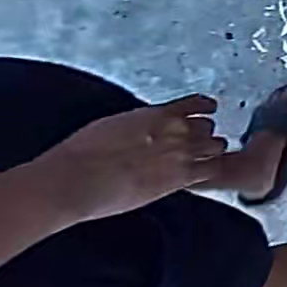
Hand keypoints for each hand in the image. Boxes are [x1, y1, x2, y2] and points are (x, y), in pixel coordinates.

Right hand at [26, 95, 226, 222]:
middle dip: (201, 134)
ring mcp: (185, 151)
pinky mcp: (184, 175)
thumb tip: (148, 123)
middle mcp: (179, 130)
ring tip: (197, 158)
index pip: (199, 103)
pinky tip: (198, 174)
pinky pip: (213, 168)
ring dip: (209, 151)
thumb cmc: (75, 157)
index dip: (205, 109)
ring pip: (217, 145)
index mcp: (160, 115)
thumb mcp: (112, 125)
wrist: (69, 182)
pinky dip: (208, 171)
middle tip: (190, 144)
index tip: (205, 113)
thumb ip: (141, 121)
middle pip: (208, 126)